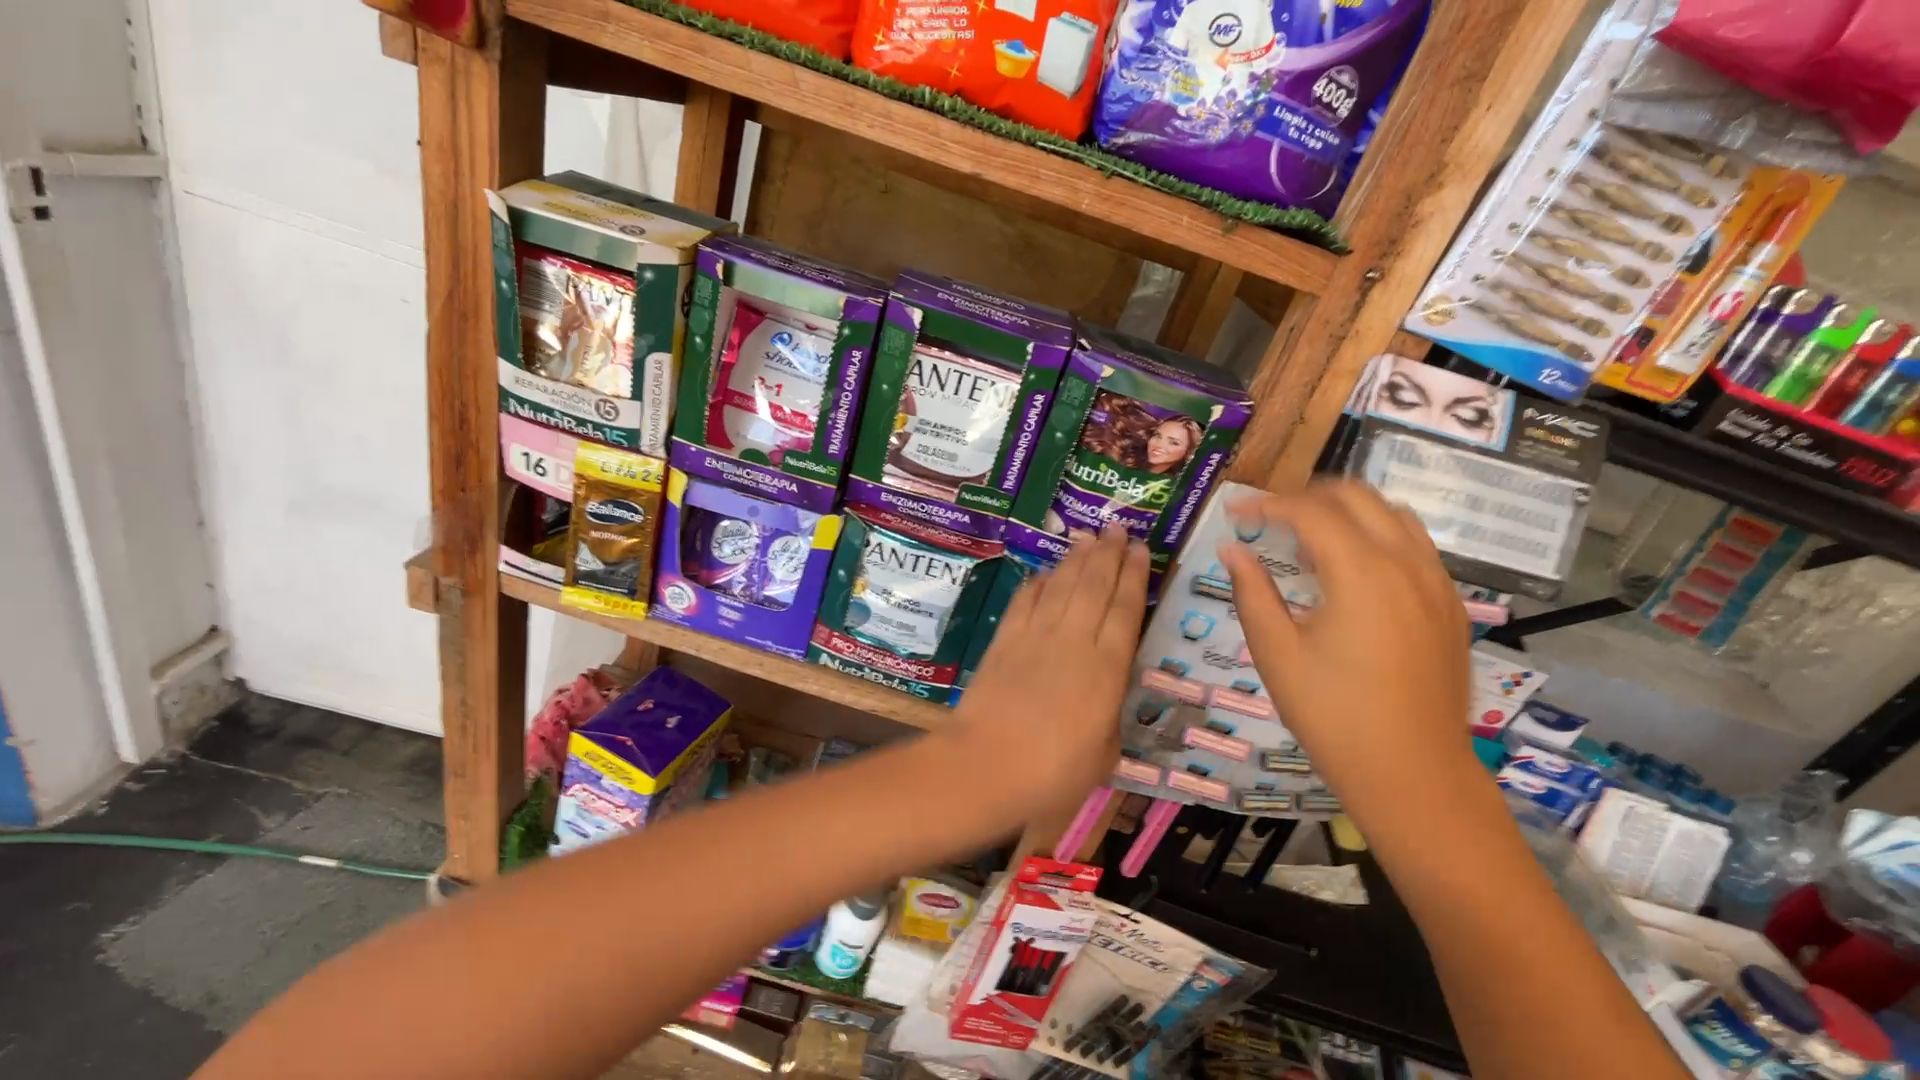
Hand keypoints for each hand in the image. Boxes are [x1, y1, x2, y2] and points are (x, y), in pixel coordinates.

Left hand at [948, 524, 1149, 823]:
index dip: (1134, 576)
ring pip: (1061, 586)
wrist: (986, 766)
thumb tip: (1106, 697)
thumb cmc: (1054, 773)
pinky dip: (1036, 583)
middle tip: (1119, 529)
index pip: (1126, 610)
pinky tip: (1044, 572)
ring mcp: (1034, 637)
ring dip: (1076, 559)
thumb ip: (1109, 716)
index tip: (1141, 549)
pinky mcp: (1003, 642)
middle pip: (1095, 586)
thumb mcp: (1103, 752)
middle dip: (1109, 554)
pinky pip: (1024, 602)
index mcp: (1107, 668)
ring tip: (1089, 537)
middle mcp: (1074, 641)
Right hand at [1219, 481, 1474, 805]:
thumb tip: (1232, 550)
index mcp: (1362, 572)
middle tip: (1270, 520)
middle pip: (1358, 496)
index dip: (1267, 505)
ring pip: (1394, 515)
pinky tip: (1354, 576)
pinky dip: (1379, 539)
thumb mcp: (1277, 654)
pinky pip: (1416, 547)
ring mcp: (1437, 583)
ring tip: (1311, 542)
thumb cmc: (1334, 716)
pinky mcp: (1451, 607)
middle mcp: (1407, 563)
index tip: (1234, 512)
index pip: (1310, 511)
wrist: (1413, 774)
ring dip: (1348, 513)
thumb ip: (1252, 592)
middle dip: (1309, 497)